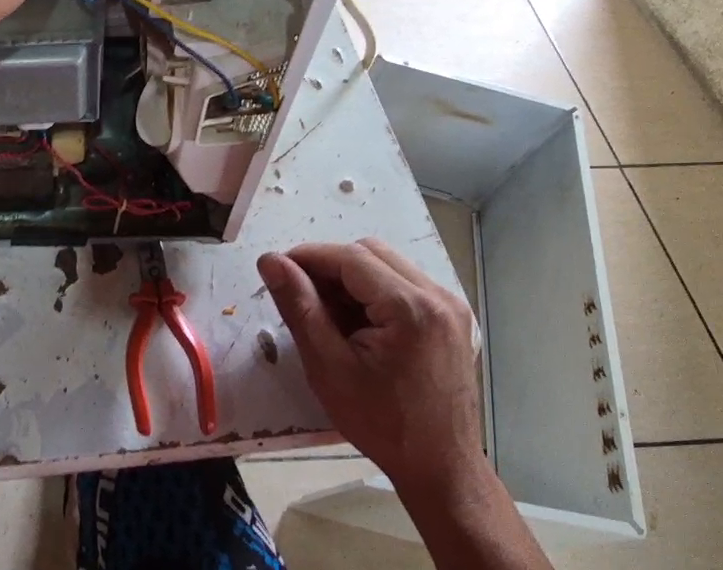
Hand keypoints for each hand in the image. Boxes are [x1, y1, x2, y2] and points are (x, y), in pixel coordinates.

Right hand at [257, 239, 485, 494]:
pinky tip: (357, 323)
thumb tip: (270, 260)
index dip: (308, 257)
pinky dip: (374, 291)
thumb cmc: (381, 423)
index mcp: (411, 307)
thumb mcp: (328, 366)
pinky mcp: (452, 318)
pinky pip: (404, 283)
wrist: (440, 469)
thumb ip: (299, 306)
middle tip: (301, 296)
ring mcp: (450, 306)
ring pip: (387, 264)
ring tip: (328, 313)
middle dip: (330, 266)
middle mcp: (438, 296)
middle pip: (370, 252)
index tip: (277, 272)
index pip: (350, 257)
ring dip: (351, 278)